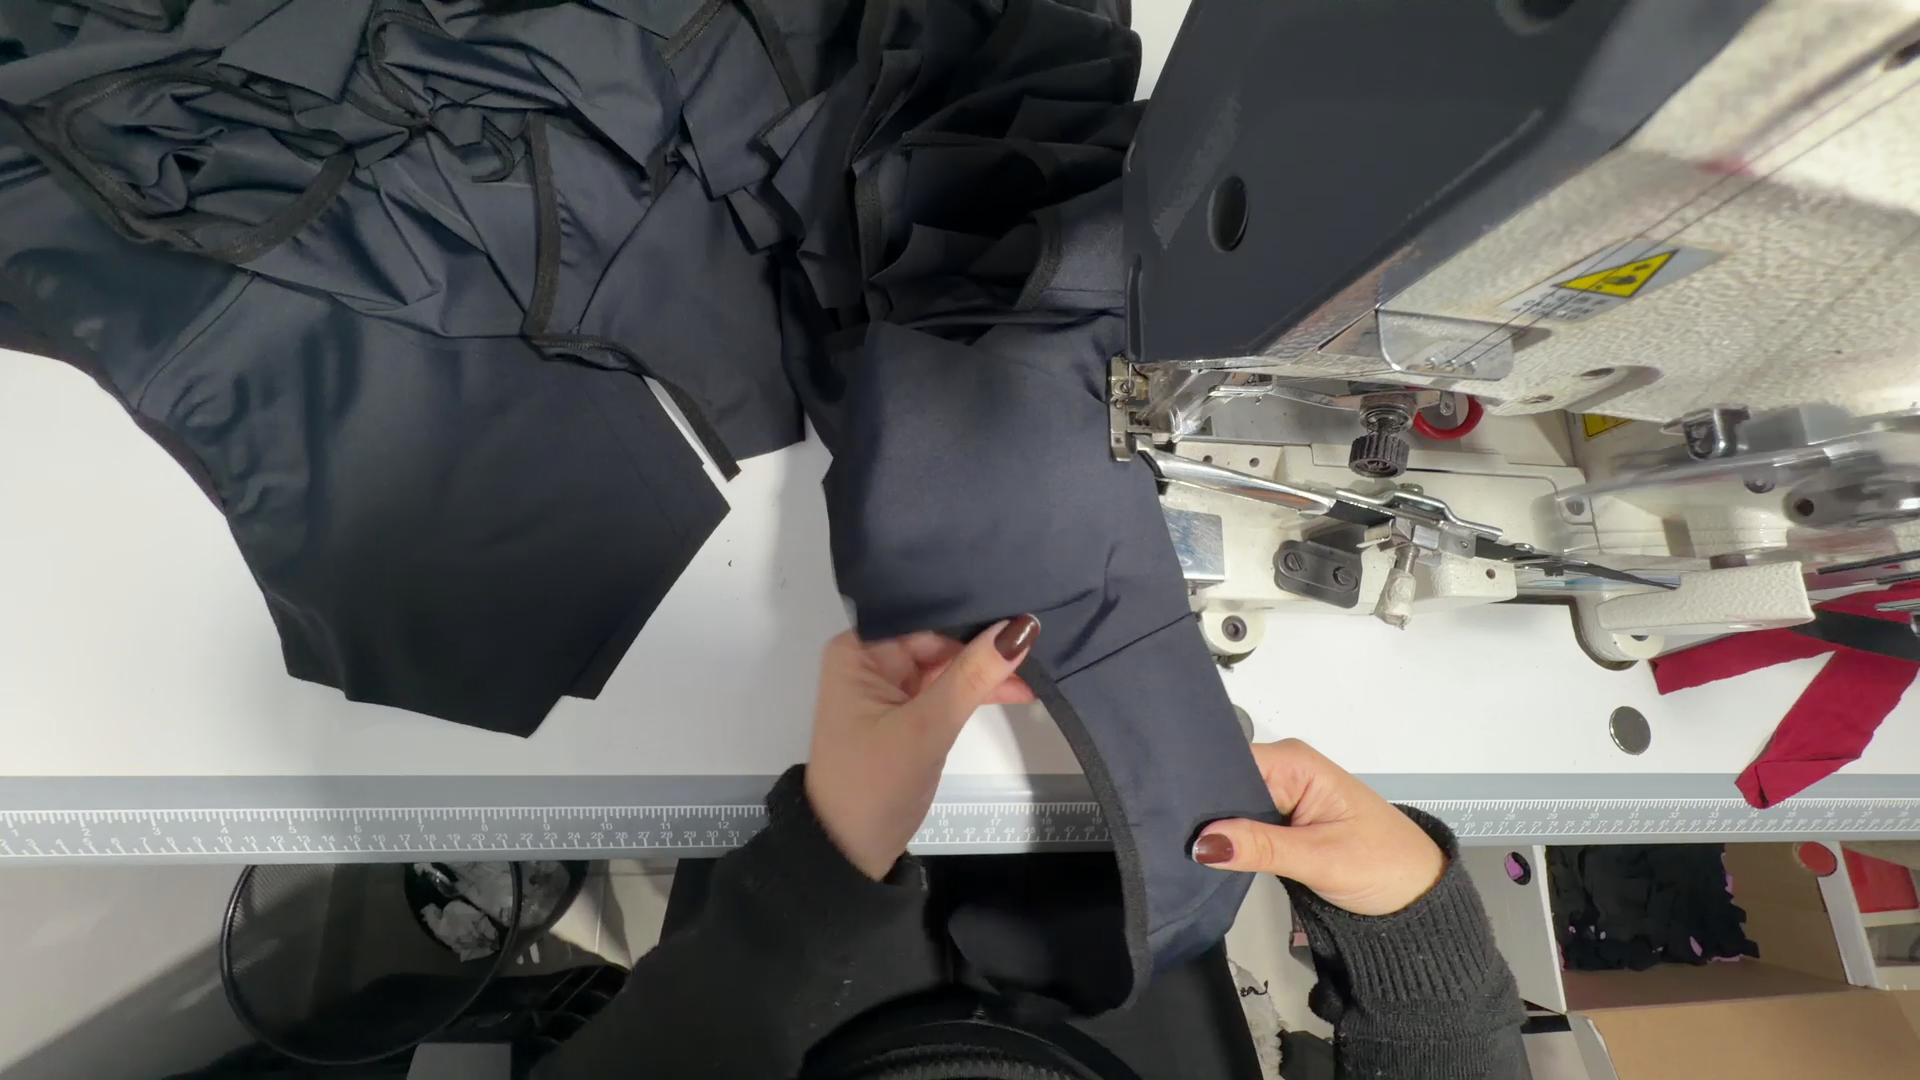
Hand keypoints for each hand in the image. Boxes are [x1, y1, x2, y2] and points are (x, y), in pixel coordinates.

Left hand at [805, 617, 1038, 878]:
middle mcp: (871, 659)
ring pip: (947, 663)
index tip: (1022, 608)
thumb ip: (974, 675)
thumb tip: (1022, 627)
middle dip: (983, 643)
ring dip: (984, 669)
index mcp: (859, 650)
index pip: (924, 617)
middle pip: (937, 637)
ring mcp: (889, 686)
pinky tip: (1015, 690)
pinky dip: (976, 691)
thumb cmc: (874, 784)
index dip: (970, 614)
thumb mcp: (927, 726)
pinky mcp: (906, 710)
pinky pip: (947, 687)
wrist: (848, 855)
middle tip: (1041, 636)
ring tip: (1038, 668)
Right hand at [1191, 739, 1444, 915]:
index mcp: (1295, 761)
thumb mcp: (1319, 859)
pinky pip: (1242, 817)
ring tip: (1182, 840)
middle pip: (1226, 778)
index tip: (1172, 809)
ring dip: (1215, 823)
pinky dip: (1229, 834)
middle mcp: (1284, 767)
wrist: (1420, 900)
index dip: (1202, 784)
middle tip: (1173, 832)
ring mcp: (1282, 791)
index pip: (1232, 761)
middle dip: (1205, 807)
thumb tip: (1202, 842)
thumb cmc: (1383, 867)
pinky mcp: (1280, 815)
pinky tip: (1207, 846)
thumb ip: (1260, 847)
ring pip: (1231, 801)